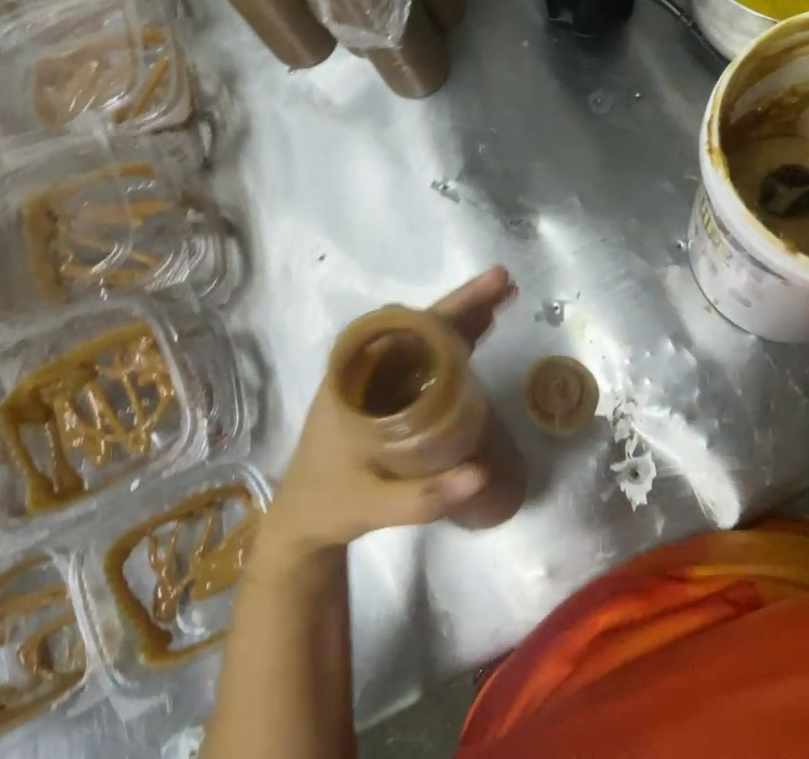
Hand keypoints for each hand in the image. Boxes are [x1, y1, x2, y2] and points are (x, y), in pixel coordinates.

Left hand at [262, 267, 516, 556]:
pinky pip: (421, 360)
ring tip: (503, 299)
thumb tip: (484, 475)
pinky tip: (478, 340)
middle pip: (419, 326)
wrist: (301, 523)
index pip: (406, 329)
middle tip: (506, 285)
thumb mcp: (374, 505)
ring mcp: (373, 381)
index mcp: (352, 379)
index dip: (450, 308)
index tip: (486, 289)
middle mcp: (362, 370)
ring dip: (459, 320)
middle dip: (463, 303)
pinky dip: (450, 345)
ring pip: (422, 339)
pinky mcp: (383, 395)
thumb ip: (426, 496)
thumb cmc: (329, 505)